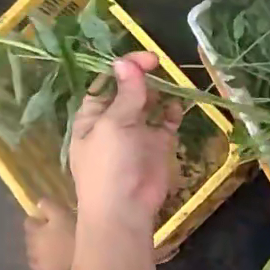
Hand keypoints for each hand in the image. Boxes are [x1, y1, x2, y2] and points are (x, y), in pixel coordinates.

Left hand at [24, 198, 76, 269]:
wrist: (83, 260)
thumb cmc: (73, 234)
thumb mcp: (62, 215)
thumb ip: (48, 207)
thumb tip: (38, 202)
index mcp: (35, 231)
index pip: (29, 221)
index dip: (38, 219)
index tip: (48, 218)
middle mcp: (31, 247)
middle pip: (30, 237)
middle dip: (38, 234)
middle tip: (53, 231)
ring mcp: (37, 262)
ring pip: (34, 252)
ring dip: (41, 248)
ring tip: (55, 246)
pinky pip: (41, 265)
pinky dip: (44, 261)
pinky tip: (54, 260)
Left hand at [68, 53, 181, 228]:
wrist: (125, 210)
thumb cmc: (109, 165)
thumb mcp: (113, 125)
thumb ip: (126, 94)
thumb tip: (125, 62)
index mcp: (93, 116)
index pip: (107, 82)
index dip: (124, 67)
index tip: (147, 59)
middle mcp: (114, 121)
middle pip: (129, 90)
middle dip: (143, 76)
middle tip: (160, 64)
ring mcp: (137, 133)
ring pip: (150, 104)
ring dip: (159, 92)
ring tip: (170, 84)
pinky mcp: (157, 146)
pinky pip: (166, 123)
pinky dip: (172, 113)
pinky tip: (176, 107)